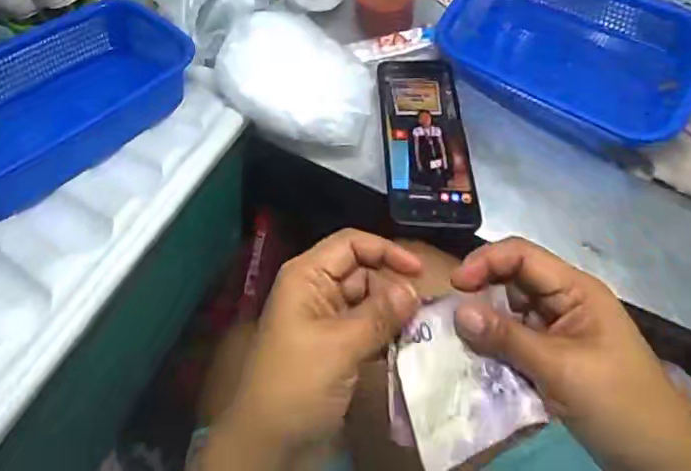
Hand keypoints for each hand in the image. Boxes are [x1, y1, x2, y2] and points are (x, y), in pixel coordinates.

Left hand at [201, 231, 421, 467]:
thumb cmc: (296, 384)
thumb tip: (413, 291)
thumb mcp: (340, 347)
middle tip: (424, 309)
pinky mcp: (333, 347)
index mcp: (308, 275)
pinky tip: (405, 345)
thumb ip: (379, 316)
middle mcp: (316, 289)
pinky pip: (365, 328)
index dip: (385, 250)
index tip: (418, 270)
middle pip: (362, 271)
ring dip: (391, 312)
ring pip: (366, 301)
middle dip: (392, 285)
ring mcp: (324, 319)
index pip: (351, 244)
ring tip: (420, 327)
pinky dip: (384, 333)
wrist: (266, 446)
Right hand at [451, 238, 690, 470]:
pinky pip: (522, 341)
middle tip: (452, 318)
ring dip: (490, 325)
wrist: (667, 466)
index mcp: (576, 289)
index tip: (455, 285)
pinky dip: (502, 349)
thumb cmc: (621, 406)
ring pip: (515, 312)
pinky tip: (483, 362)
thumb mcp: (561, 371)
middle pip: (515, 281)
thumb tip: (458, 310)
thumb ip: (508, 338)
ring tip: (461, 342)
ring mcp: (565, 331)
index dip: (486, 262)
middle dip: (484, 294)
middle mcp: (568, 301)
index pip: (522, 255)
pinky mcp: (561, 360)